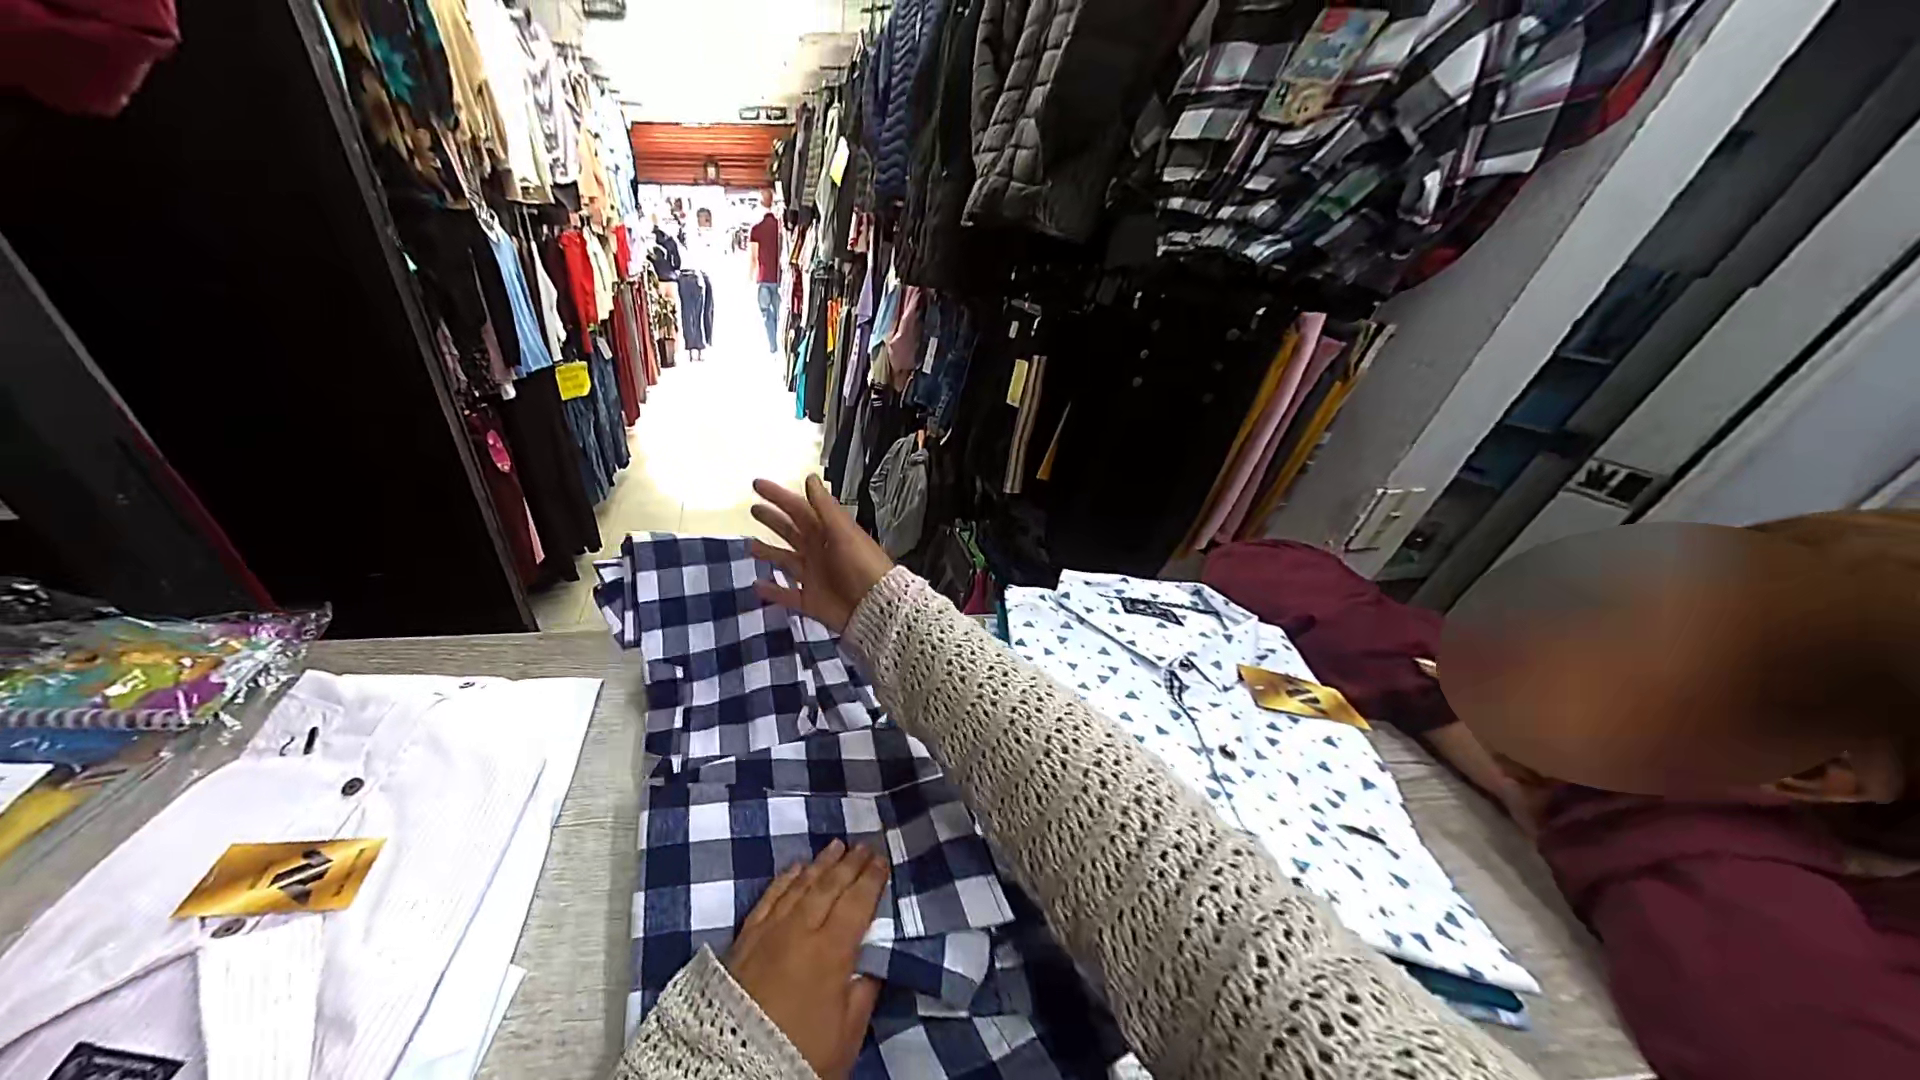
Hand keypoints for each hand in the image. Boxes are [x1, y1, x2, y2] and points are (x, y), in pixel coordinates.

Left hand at [726, 839, 889, 1079]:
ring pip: (801, 885)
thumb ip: (864, 992)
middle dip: (851, 863)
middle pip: (830, 886)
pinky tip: (795, 867)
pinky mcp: (745, 938)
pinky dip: (785, 878)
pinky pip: (769, 896)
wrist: (729, 1072)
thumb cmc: (798, 1055)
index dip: (872, 879)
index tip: (883, 860)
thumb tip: (873, 960)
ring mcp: (770, 930)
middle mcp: (801, 930)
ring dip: (821, 863)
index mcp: (831, 951)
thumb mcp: (846, 1036)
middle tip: (865, 845)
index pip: (857, 902)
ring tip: (836, 846)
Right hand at [750, 476, 894, 632]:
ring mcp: (814, 576)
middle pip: (791, 532)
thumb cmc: (862, 565)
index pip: (799, 509)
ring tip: (751, 545)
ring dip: (770, 553)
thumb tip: (811, 479)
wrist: (875, 605)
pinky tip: (757, 586)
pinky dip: (772, 591)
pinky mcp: (811, 600)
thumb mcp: (844, 531)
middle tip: (754, 509)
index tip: (759, 485)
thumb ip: (825, 507)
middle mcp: (819, 552)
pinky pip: (787, 595)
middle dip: (773, 520)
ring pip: (786, 560)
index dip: (779, 497)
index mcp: (828, 533)